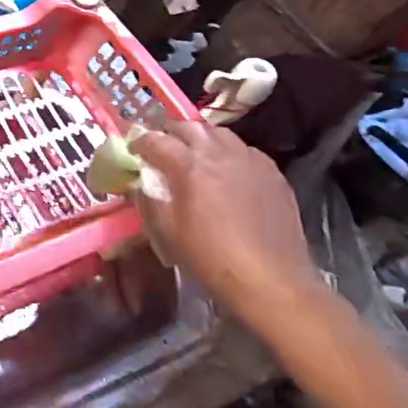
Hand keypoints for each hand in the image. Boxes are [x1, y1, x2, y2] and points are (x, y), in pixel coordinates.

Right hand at [132, 121, 324, 336]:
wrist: (272, 280)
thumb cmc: (212, 258)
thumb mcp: (167, 232)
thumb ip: (151, 197)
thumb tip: (144, 179)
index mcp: (190, 166)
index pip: (156, 140)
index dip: (140, 142)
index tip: (134, 151)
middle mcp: (220, 153)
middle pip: (189, 127)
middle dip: (171, 134)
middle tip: (162, 149)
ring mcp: (250, 160)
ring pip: (220, 133)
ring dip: (201, 139)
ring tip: (195, 155)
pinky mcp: (273, 172)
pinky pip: (244, 150)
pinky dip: (228, 152)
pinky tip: (228, 171)